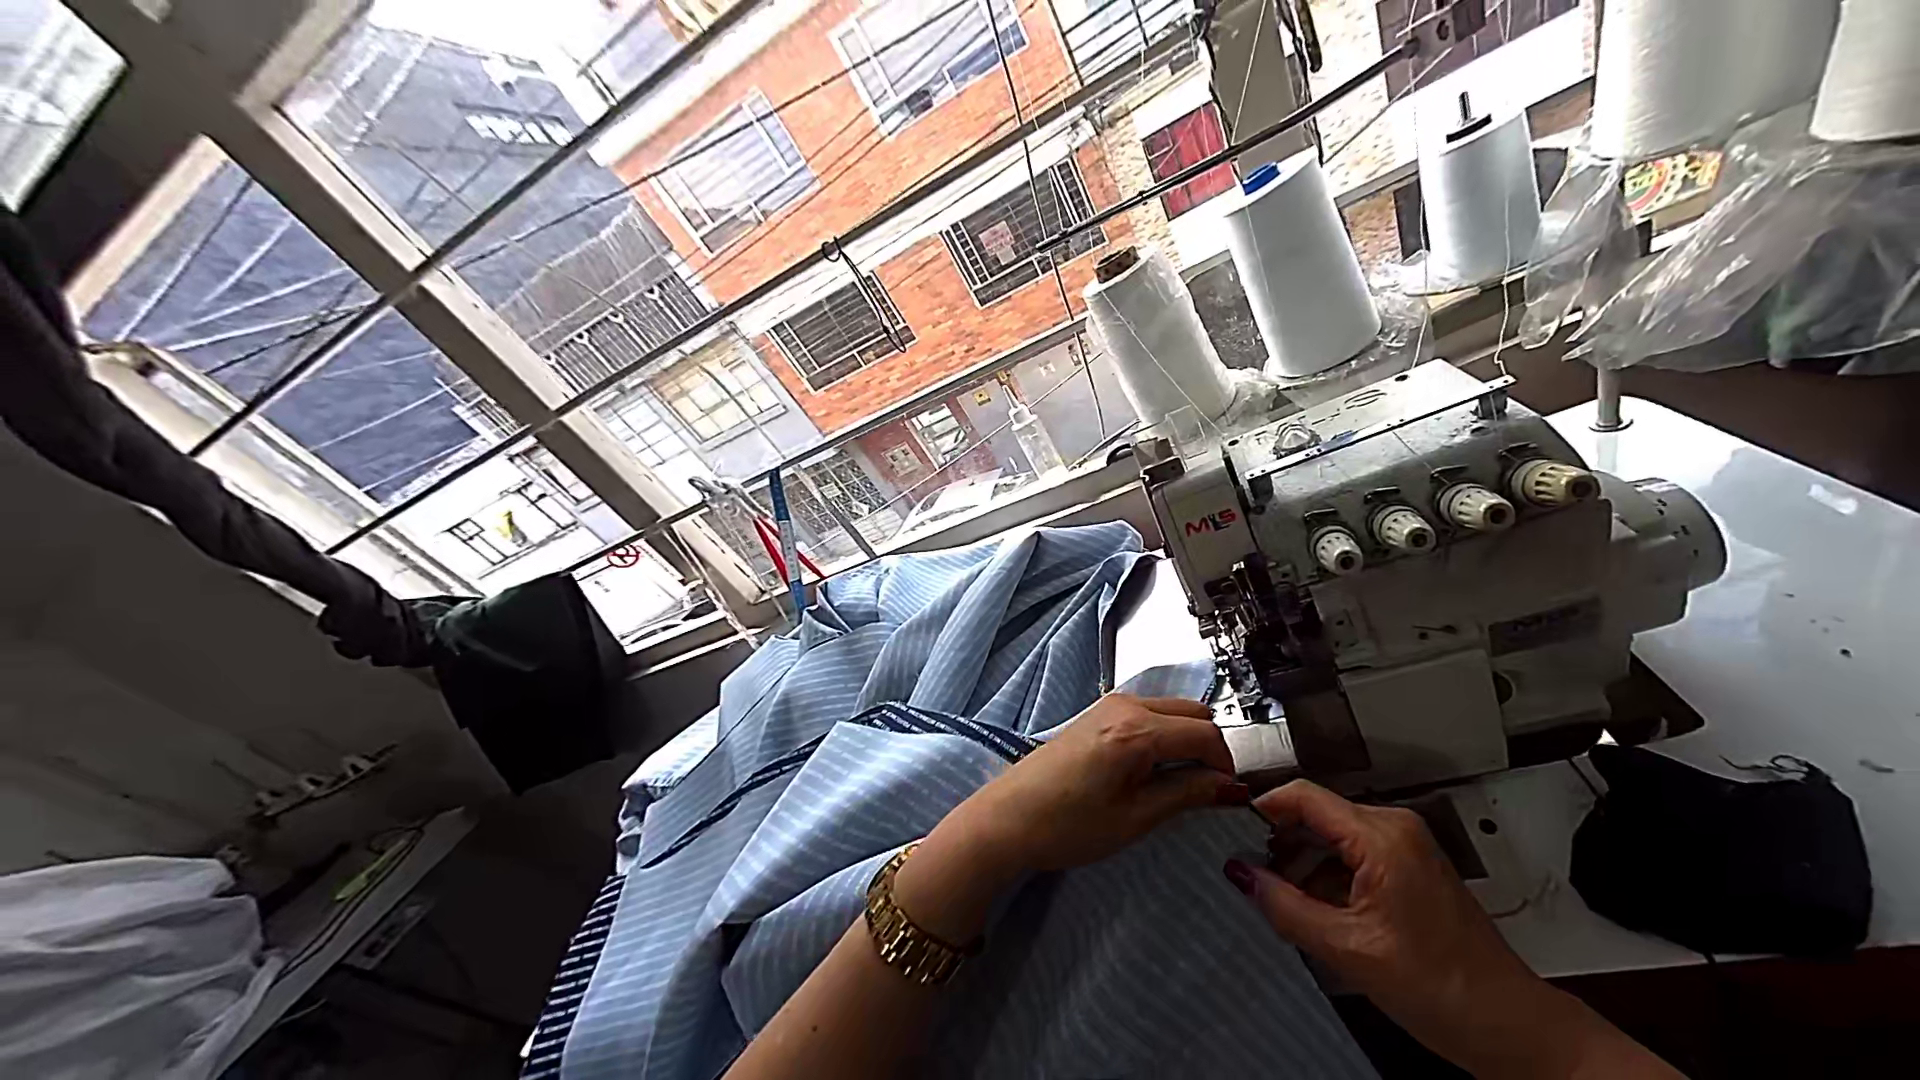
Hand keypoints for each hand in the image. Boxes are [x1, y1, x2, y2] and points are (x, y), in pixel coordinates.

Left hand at [893, 693, 1244, 942]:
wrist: (1007, 818)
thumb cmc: (1066, 824)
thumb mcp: (1135, 817)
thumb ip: (1187, 794)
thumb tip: (1230, 787)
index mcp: (1135, 730)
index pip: (1206, 734)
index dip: (1227, 764)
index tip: (1229, 794)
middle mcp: (1123, 707)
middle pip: (1193, 712)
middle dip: (1210, 747)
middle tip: (1207, 789)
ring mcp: (1107, 706)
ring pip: (1171, 709)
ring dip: (1186, 738)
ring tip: (1179, 782)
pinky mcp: (1095, 714)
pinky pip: (1147, 712)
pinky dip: (1163, 732)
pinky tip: (1152, 768)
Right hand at [1225, 782, 1681, 1079]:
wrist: (1514, 1029)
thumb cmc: (1450, 991)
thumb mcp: (1348, 949)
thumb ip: (1284, 906)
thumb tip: (1240, 874)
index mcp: (1382, 837)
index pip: (1302, 795)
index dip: (1261, 808)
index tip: (1231, 827)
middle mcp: (1394, 829)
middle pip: (1313, 812)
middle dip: (1277, 840)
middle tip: (1248, 869)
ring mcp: (1402, 845)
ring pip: (1328, 833)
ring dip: (1299, 859)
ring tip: (1276, 894)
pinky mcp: (1405, 865)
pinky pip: (1348, 850)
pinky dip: (1323, 871)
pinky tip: (1310, 905)